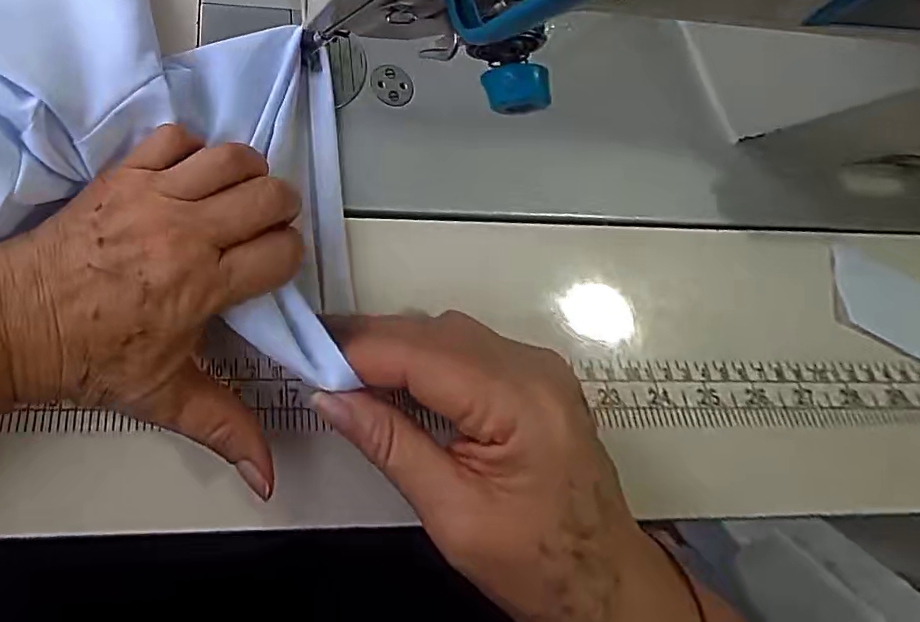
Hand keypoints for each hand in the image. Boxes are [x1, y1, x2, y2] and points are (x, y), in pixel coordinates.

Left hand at [0, 125, 302, 498]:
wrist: (19, 319)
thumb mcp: (161, 396)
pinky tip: (182, 173)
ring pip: (228, 157)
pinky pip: (169, 137)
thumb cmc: (86, 357)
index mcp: (202, 284)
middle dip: (278, 206)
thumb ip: (224, 427)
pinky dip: (187, 146)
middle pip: (266, 194)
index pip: (281, 250)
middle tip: (261, 223)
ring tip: (232, 191)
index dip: (287, 254)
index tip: (271, 262)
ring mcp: (150, 196)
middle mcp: (184, 231)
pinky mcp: (120, 175)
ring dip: (243, 170)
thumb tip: (268, 476)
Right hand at [311, 313, 708, 621]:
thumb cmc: (540, 565)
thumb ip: (387, 444)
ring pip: (435, 329)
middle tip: (315, 362)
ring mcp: (533, 363)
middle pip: (424, 331)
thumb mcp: (452, 515)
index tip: (305, 360)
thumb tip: (327, 397)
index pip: (415, 354)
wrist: (614, 590)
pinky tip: (389, 374)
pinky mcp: (527, 369)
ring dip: (386, 344)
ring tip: (344, 369)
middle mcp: (531, 367)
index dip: (352, 352)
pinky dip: (413, 351)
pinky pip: (454, 340)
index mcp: (520, 404)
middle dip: (364, 343)